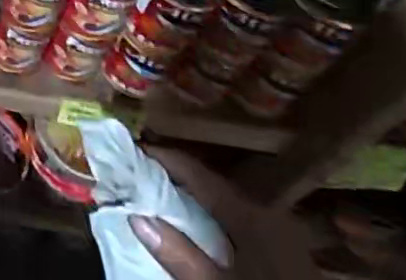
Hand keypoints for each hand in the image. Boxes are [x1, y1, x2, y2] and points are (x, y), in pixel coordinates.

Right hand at [134, 147, 316, 279]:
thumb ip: (179, 254)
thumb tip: (135, 216)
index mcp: (247, 213)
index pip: (192, 169)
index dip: (156, 155)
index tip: (122, 150)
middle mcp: (264, 211)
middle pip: (206, 181)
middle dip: (169, 175)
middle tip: (132, 175)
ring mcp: (278, 229)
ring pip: (221, 198)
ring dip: (188, 194)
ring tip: (155, 195)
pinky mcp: (283, 247)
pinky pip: (236, 215)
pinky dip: (208, 211)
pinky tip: (194, 223)